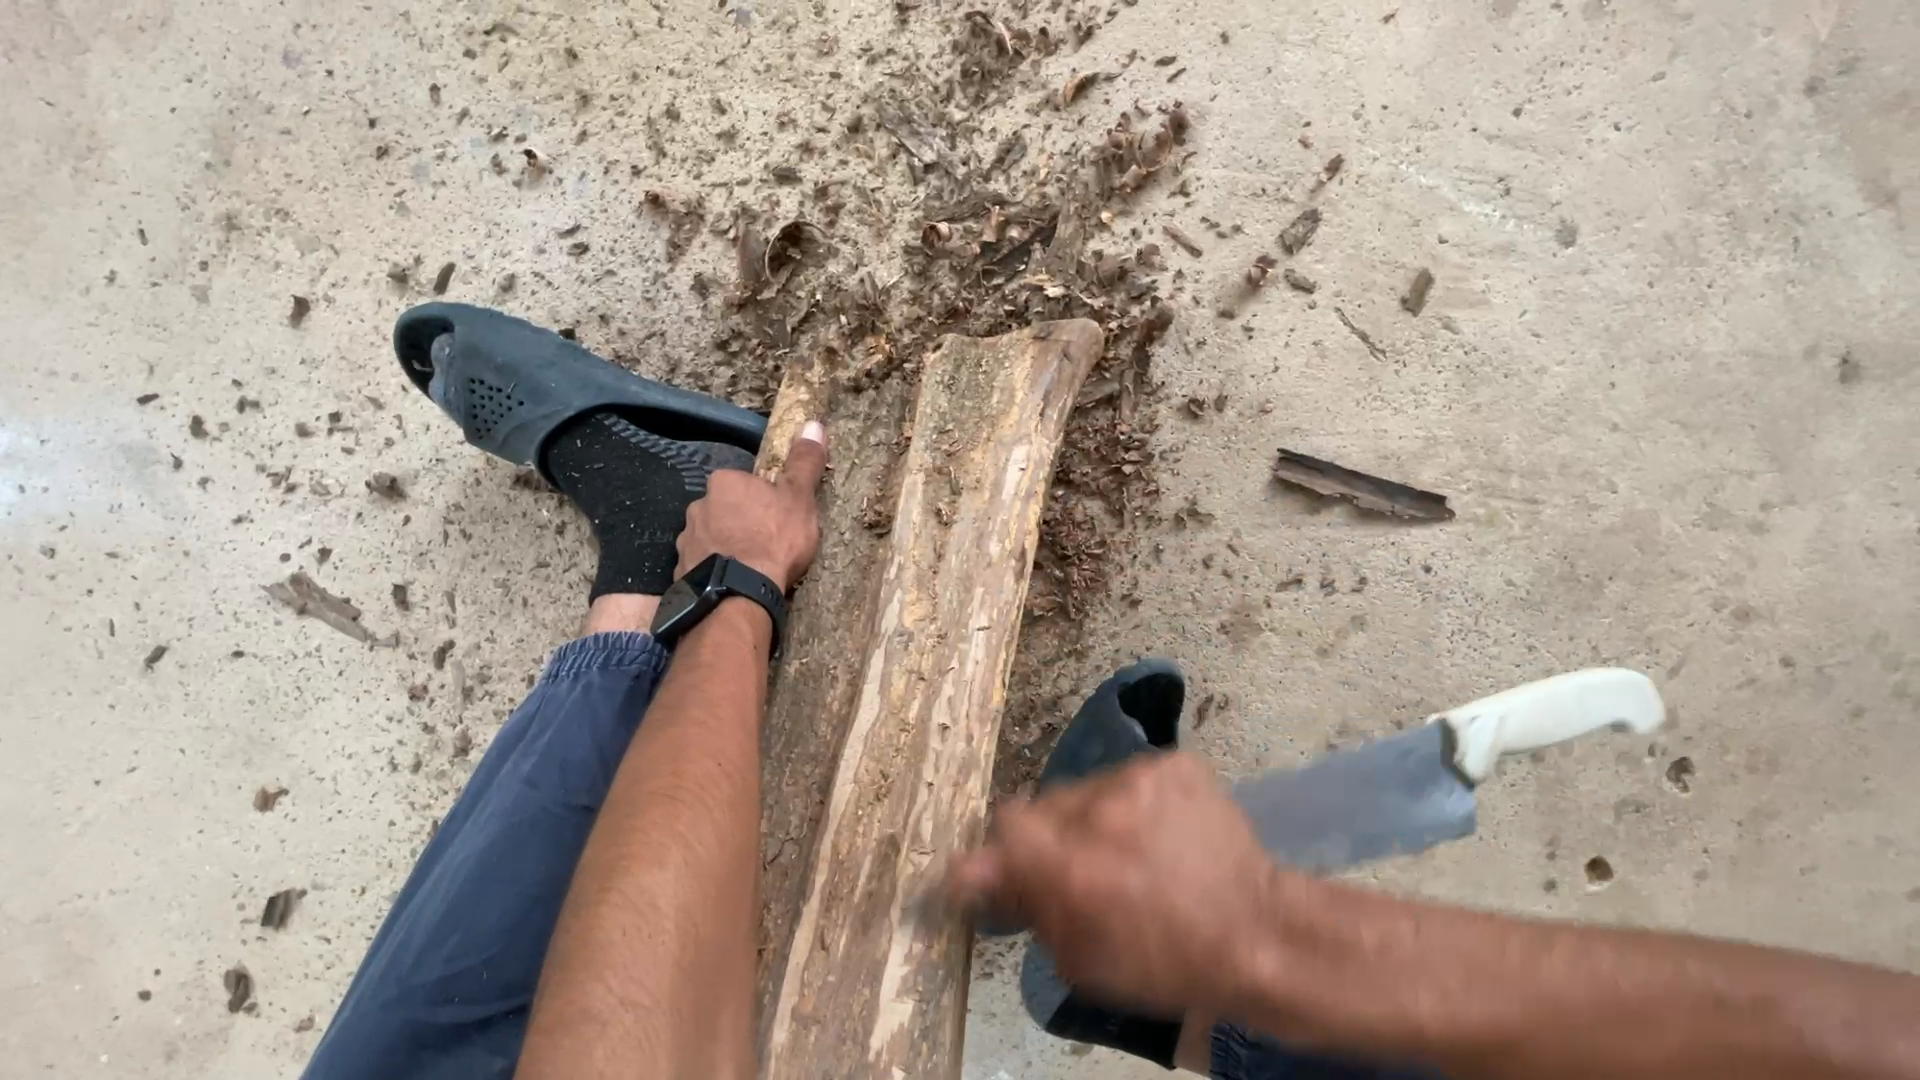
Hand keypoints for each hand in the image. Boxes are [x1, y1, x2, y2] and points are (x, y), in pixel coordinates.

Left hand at [676, 421, 826, 591]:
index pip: (745, 483)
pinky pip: (701, 565)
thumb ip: (804, 463)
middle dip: (740, 522)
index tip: (779, 518)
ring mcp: (686, 539)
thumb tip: (813, 424)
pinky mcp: (681, 570)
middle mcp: (698, 505)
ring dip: (726, 547)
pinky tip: (731, 583)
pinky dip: (715, 571)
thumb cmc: (774, 539)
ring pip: (710, 537)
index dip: (763, 500)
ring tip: (749, 568)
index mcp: (724, 482)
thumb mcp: (799, 498)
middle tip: (766, 544)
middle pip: (724, 509)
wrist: (740, 592)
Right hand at [945, 753, 1285, 1016]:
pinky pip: (1131, 777)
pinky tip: (1162, 831)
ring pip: (1089, 788)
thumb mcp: (1082, 959)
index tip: (1016, 863)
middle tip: (1085, 865)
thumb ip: (1024, 906)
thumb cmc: (1166, 962)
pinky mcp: (1174, 762)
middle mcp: (1102, 810)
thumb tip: (973, 869)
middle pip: (1046, 803)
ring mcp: (1142, 778)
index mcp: (1075, 866)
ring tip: (1132, 848)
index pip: (1007, 822)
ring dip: (1096, 816)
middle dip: (1055, 834)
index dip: (1008, 846)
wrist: (1259, 932)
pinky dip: (1135, 802)